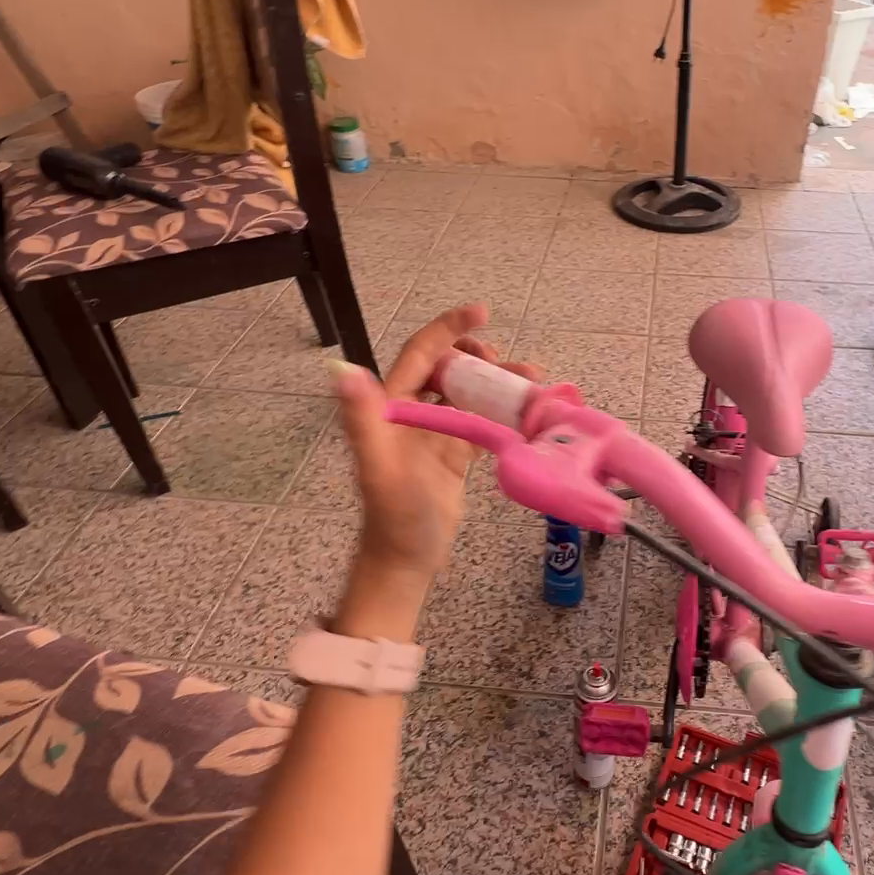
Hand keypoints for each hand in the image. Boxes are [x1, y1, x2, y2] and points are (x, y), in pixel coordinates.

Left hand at [331, 303, 537, 583]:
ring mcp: (434, 433)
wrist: (406, 562)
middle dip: (478, 355)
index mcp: (391, 409)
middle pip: (447, 367)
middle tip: (508, 363)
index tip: (483, 313)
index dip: (448, 328)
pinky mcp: (452, 454)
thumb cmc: (395, 519)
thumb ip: (362, 420)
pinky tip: (526, 412)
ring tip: (531, 382)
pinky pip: (480, 421)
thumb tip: (342, 369)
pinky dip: (501, 412)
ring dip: (496, 382)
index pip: (420, 354)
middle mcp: (411, 414)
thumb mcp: (380, 470)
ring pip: (467, 392)